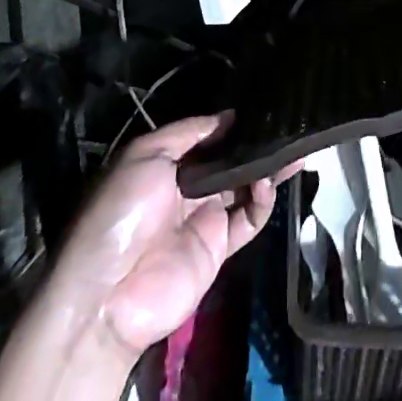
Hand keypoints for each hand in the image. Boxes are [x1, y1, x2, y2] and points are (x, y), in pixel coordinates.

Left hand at [0, 114, 275, 400]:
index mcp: (166, 164)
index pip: (207, 138)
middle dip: (255, 146)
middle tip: (284, 130)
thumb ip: (189, 132)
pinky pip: (249, 218)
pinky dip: (262, 201)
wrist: (109, 291)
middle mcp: (187, 187)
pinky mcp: (220, 247)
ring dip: (267, 169)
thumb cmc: (122, 211)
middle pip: (230, 161)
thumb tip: (229, 116)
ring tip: (291, 152)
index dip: (231, 125)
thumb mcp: (145, 155)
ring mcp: (205, 218)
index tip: (260, 109)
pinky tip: (266, 185)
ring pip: (246, 186)